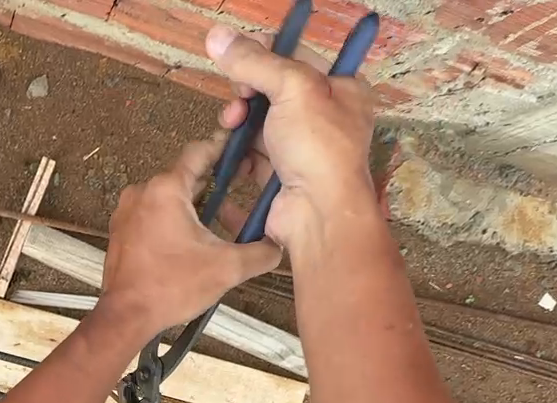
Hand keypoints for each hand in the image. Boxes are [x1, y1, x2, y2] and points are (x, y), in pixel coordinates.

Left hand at [96, 133, 281, 336]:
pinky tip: (186, 246)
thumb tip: (276, 245)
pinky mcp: (120, 234)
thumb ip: (259, 252)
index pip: (200, 152)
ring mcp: (126, 213)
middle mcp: (141, 193)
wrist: (126, 318)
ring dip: (191, 209)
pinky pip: (150, 218)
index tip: (240, 158)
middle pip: (184, 178)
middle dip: (211, 188)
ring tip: (213, 230)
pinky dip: (170, 224)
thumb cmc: (169, 289)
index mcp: (166, 189)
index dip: (224, 152)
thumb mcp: (226, 268)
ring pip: (167, 200)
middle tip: (234, 202)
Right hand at [207, 25, 381, 255]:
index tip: (241, 61)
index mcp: (340, 88)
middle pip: (272, 92)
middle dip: (247, 94)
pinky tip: (230, 155)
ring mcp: (300, 149)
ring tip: (229, 128)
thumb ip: (254, 62)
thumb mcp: (291, 88)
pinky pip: (252, 156)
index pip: (297, 58)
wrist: (316, 213)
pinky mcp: (278, 175)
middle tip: (237, 103)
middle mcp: (323, 117)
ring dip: (239, 124)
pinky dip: (238, 153)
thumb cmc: (318, 148)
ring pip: (259, 125)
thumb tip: (216, 35)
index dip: (266, 56)